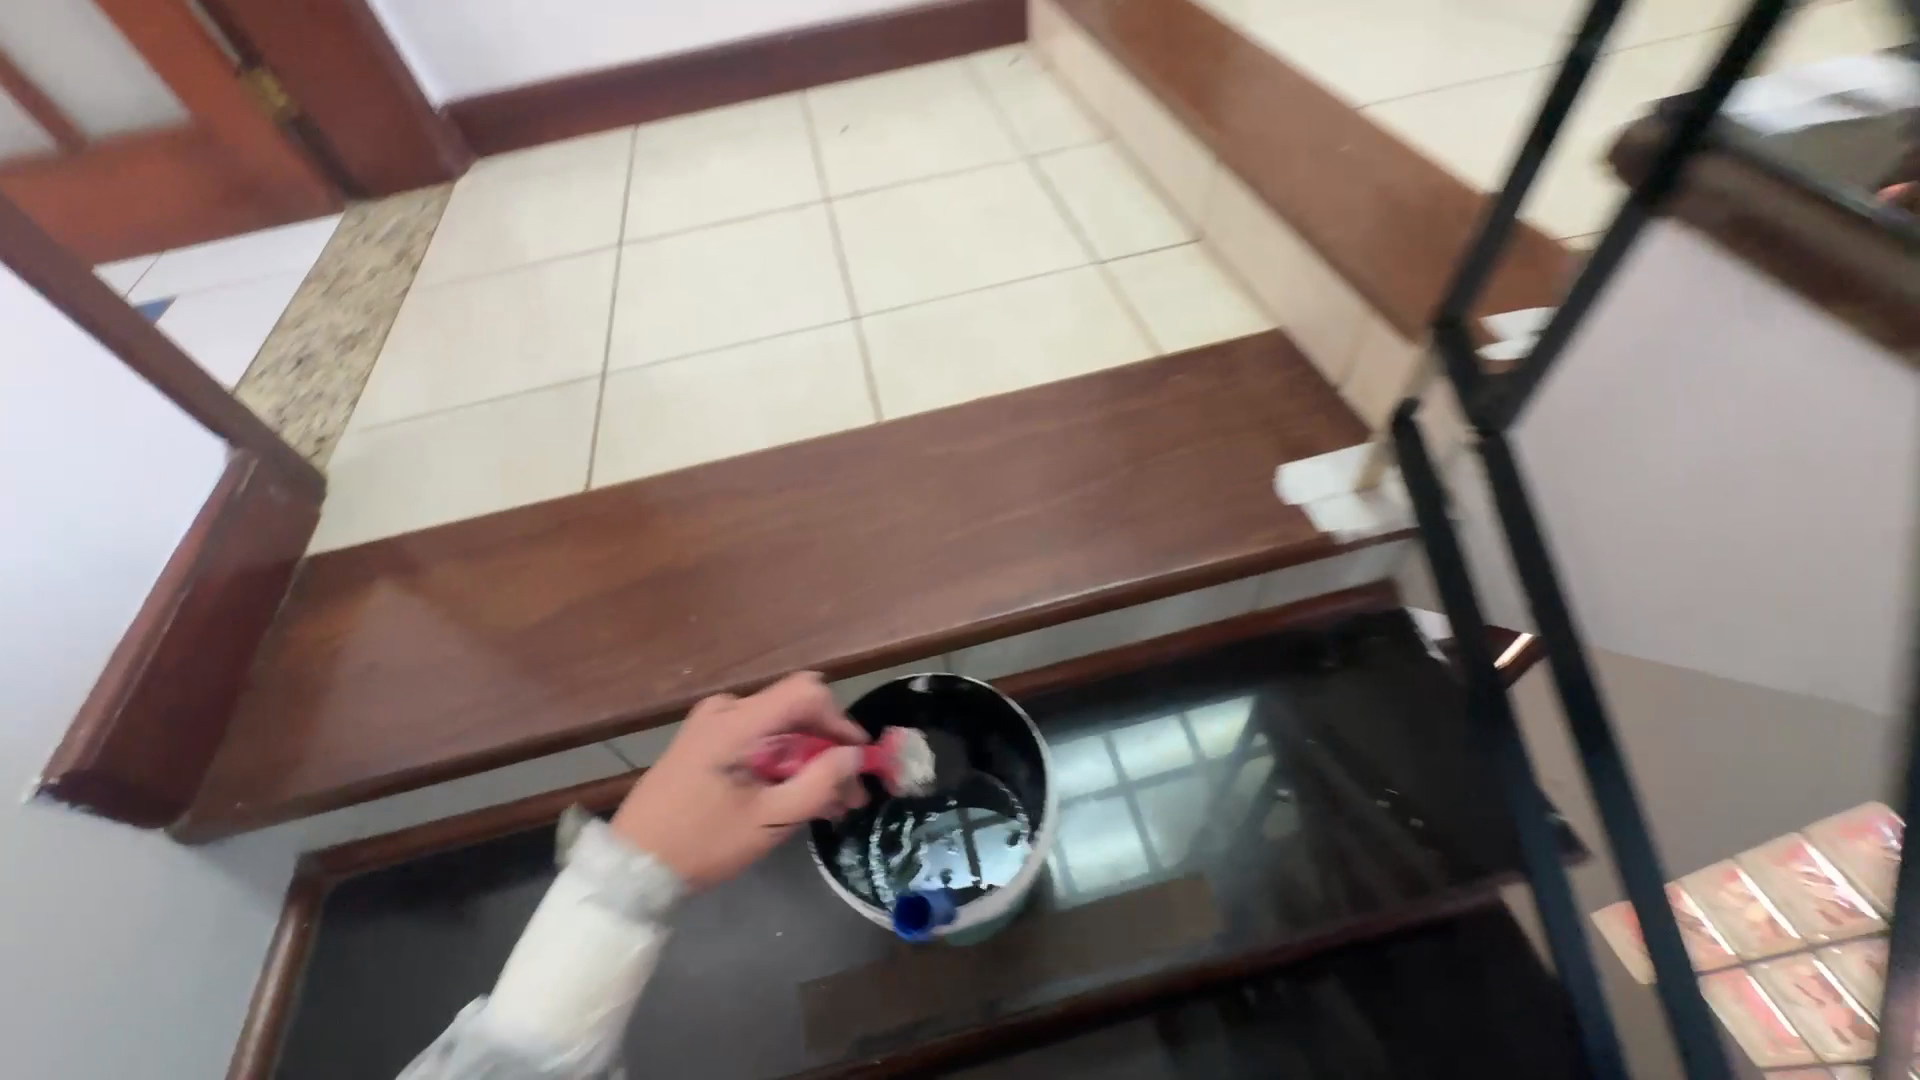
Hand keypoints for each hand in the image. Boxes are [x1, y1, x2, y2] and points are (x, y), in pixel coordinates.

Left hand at [610, 672, 870, 888]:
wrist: (631, 867)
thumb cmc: (701, 843)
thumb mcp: (769, 822)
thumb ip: (818, 784)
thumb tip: (853, 756)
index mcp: (736, 722)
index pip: (806, 694)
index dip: (840, 721)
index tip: (859, 759)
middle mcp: (724, 711)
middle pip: (794, 710)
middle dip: (829, 749)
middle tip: (851, 792)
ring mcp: (711, 724)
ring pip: (779, 727)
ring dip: (808, 759)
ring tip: (830, 802)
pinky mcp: (705, 742)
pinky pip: (758, 738)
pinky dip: (783, 762)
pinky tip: (797, 795)